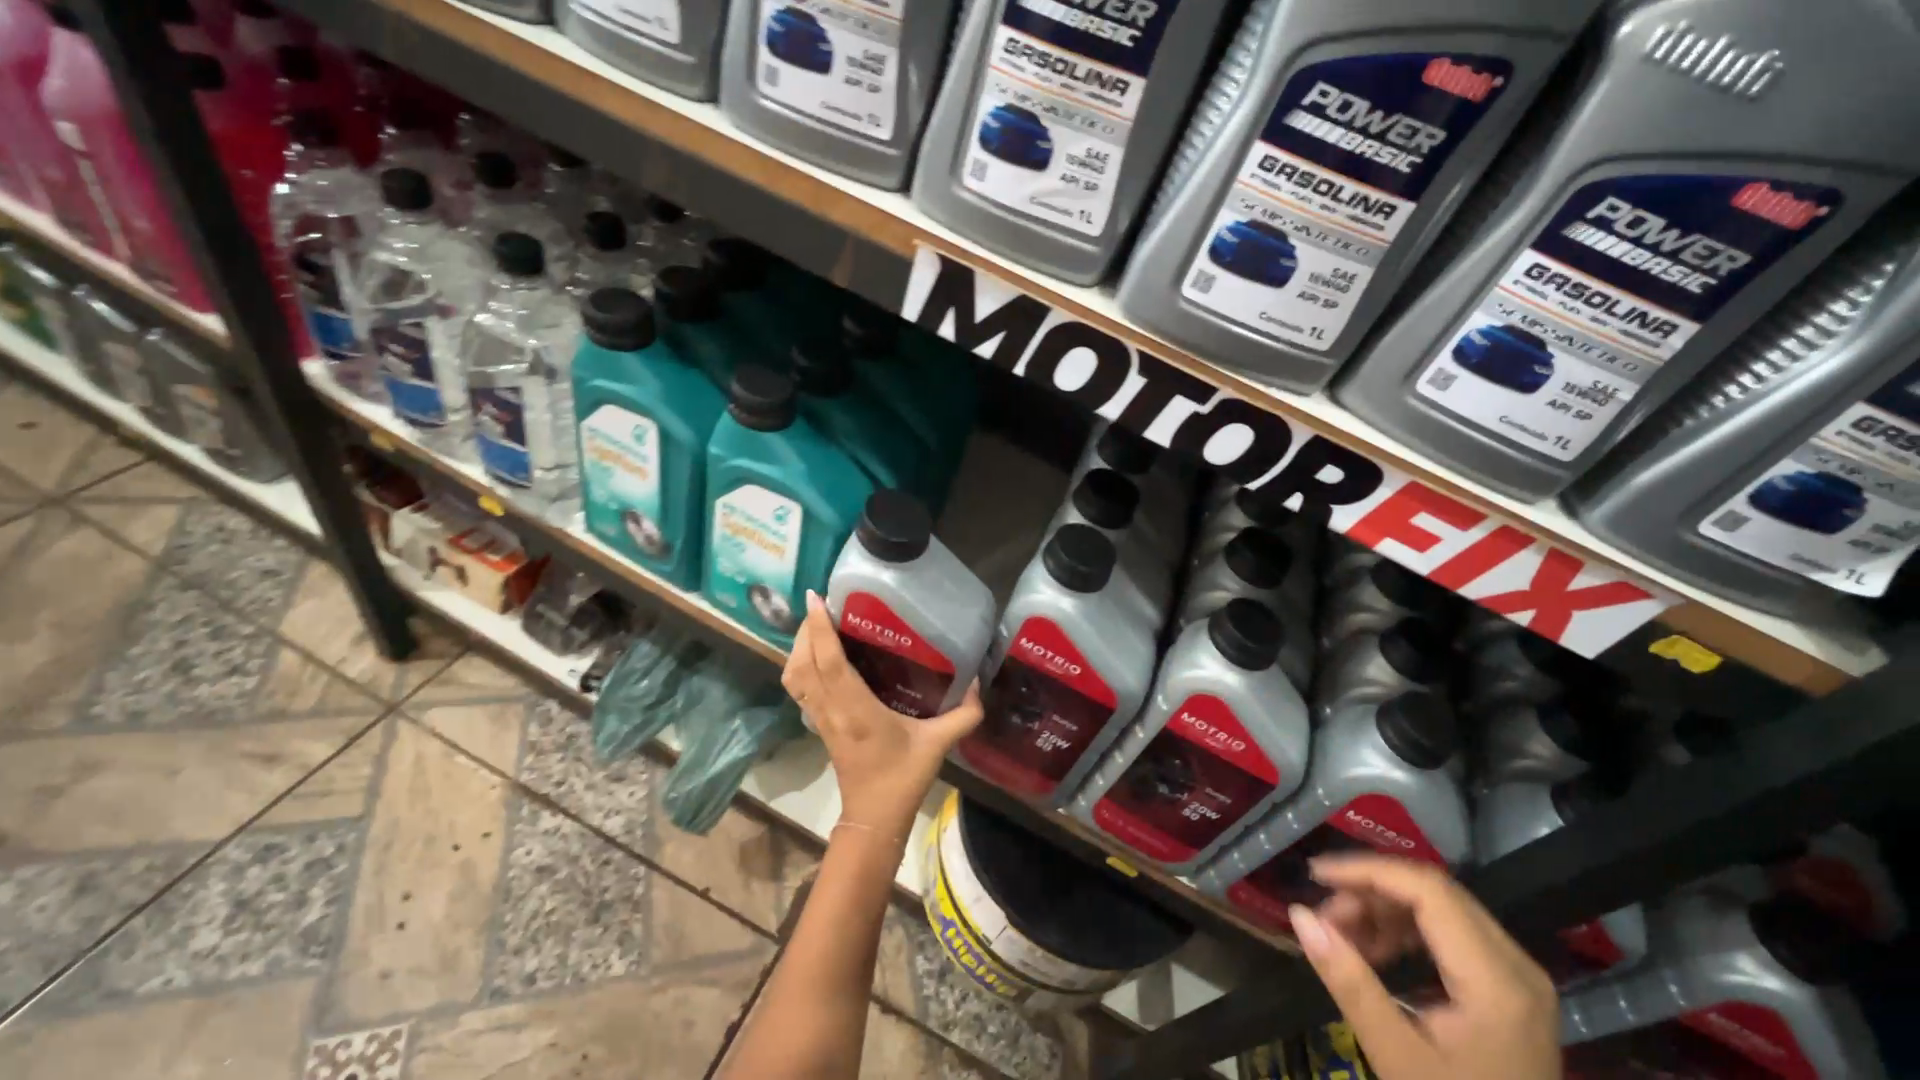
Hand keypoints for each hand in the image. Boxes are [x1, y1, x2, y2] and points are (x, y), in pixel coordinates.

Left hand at [782, 591, 983, 838]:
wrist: (874, 816)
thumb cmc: (903, 778)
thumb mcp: (938, 744)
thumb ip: (963, 714)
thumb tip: (978, 683)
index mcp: (855, 710)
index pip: (828, 662)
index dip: (819, 629)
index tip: (816, 598)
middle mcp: (831, 710)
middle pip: (802, 663)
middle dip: (805, 631)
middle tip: (823, 607)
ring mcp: (820, 719)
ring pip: (794, 677)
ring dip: (799, 648)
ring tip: (818, 628)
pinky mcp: (819, 726)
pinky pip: (799, 689)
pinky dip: (802, 666)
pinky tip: (819, 657)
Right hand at [1288, 855, 1560, 1079]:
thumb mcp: (1395, 1055)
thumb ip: (1349, 981)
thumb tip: (1299, 916)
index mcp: (1496, 981)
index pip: (1429, 892)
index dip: (1368, 872)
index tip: (1314, 875)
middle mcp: (1517, 965)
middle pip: (1438, 894)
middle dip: (1372, 892)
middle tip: (1323, 916)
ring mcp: (1520, 977)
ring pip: (1445, 911)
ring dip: (1388, 911)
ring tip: (1342, 936)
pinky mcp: (1512, 991)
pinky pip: (1456, 937)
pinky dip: (1410, 933)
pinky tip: (1376, 954)